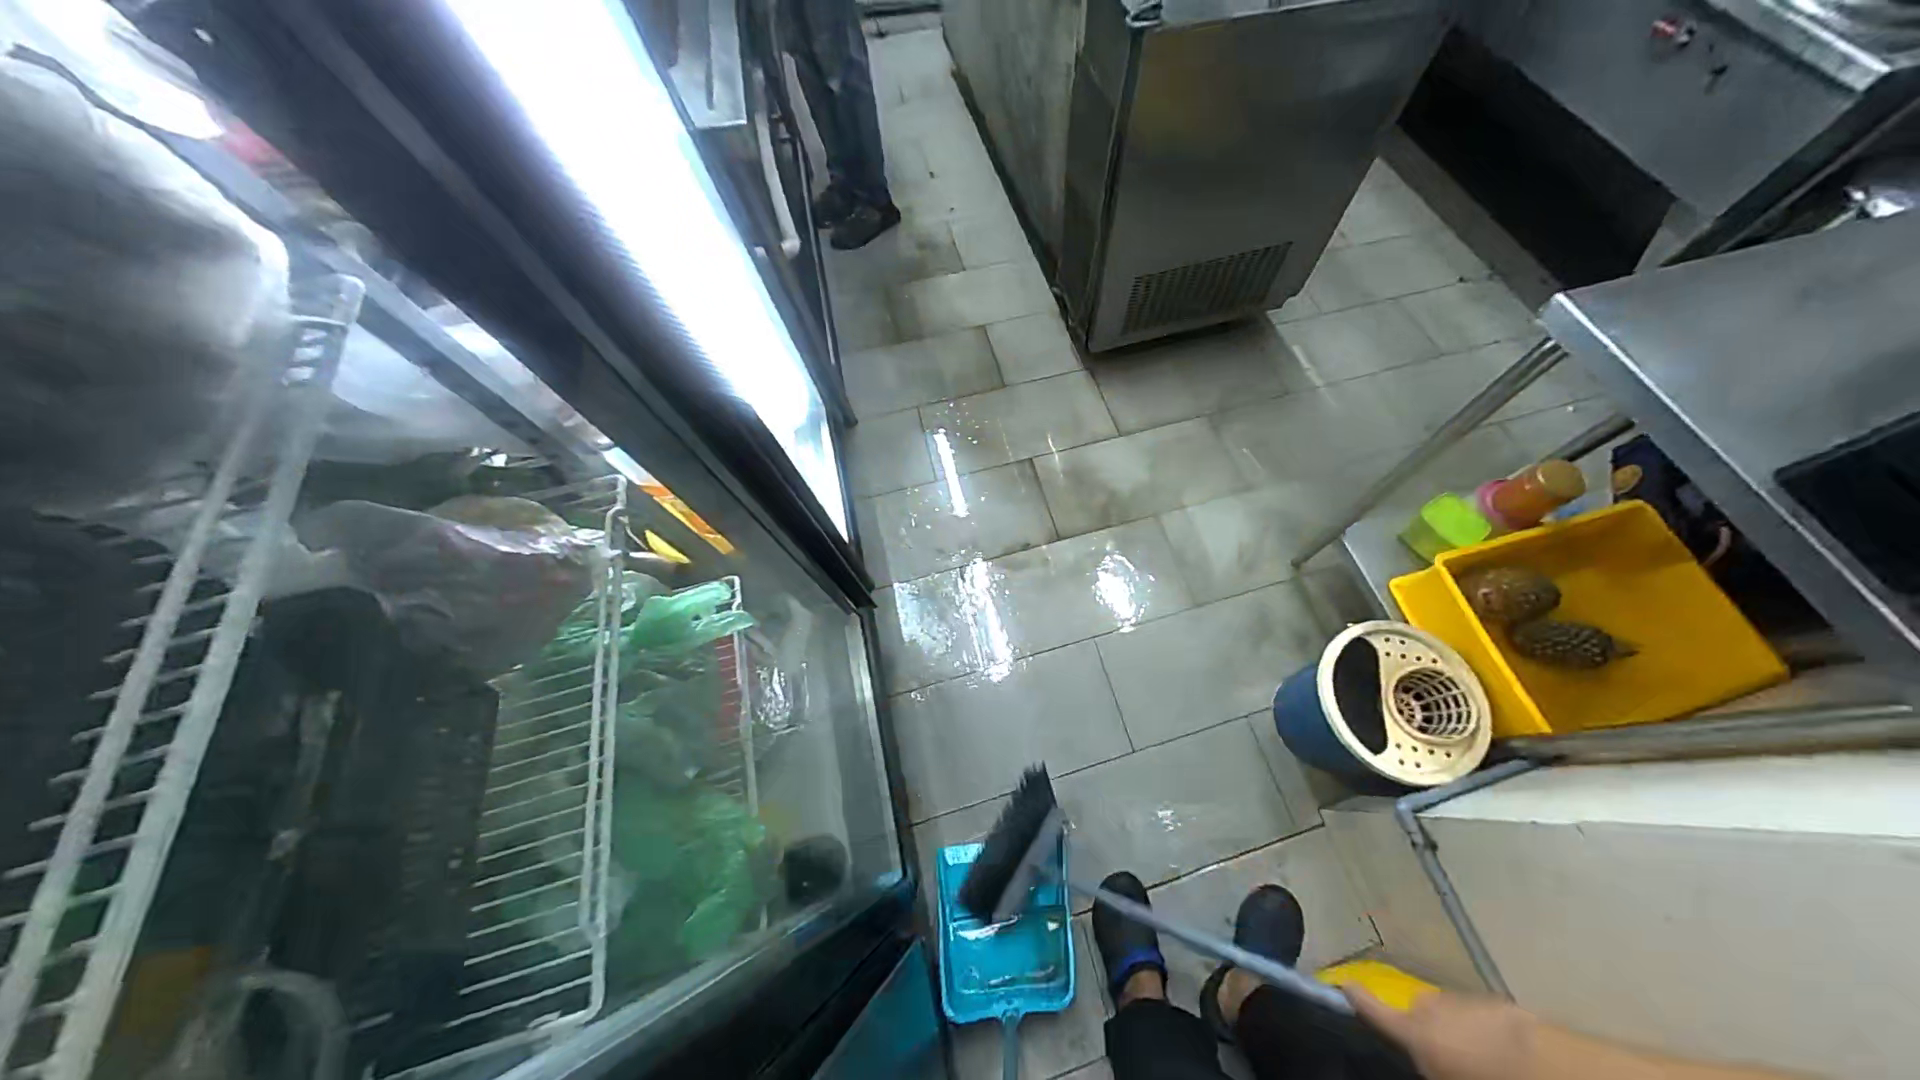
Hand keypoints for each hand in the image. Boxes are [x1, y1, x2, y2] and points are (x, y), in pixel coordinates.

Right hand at [1346, 987, 1540, 1079]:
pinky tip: (1503, 1051)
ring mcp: (1461, 1001)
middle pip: (1418, 1011)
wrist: (1545, 1068)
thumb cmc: (1483, 1078)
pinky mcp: (1493, 1002)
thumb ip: (1425, 1063)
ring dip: (1457, 1027)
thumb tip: (1417, 1054)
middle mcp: (1429, 1008)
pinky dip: (1482, 1027)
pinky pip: (1478, 1014)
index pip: (1374, 1011)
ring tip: (1479, 1054)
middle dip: (1427, 1026)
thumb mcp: (1440, 1073)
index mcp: (1414, 1033)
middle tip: (1446, 1052)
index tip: (1344, 985)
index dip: (1357, 998)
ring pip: (1449, 1012)